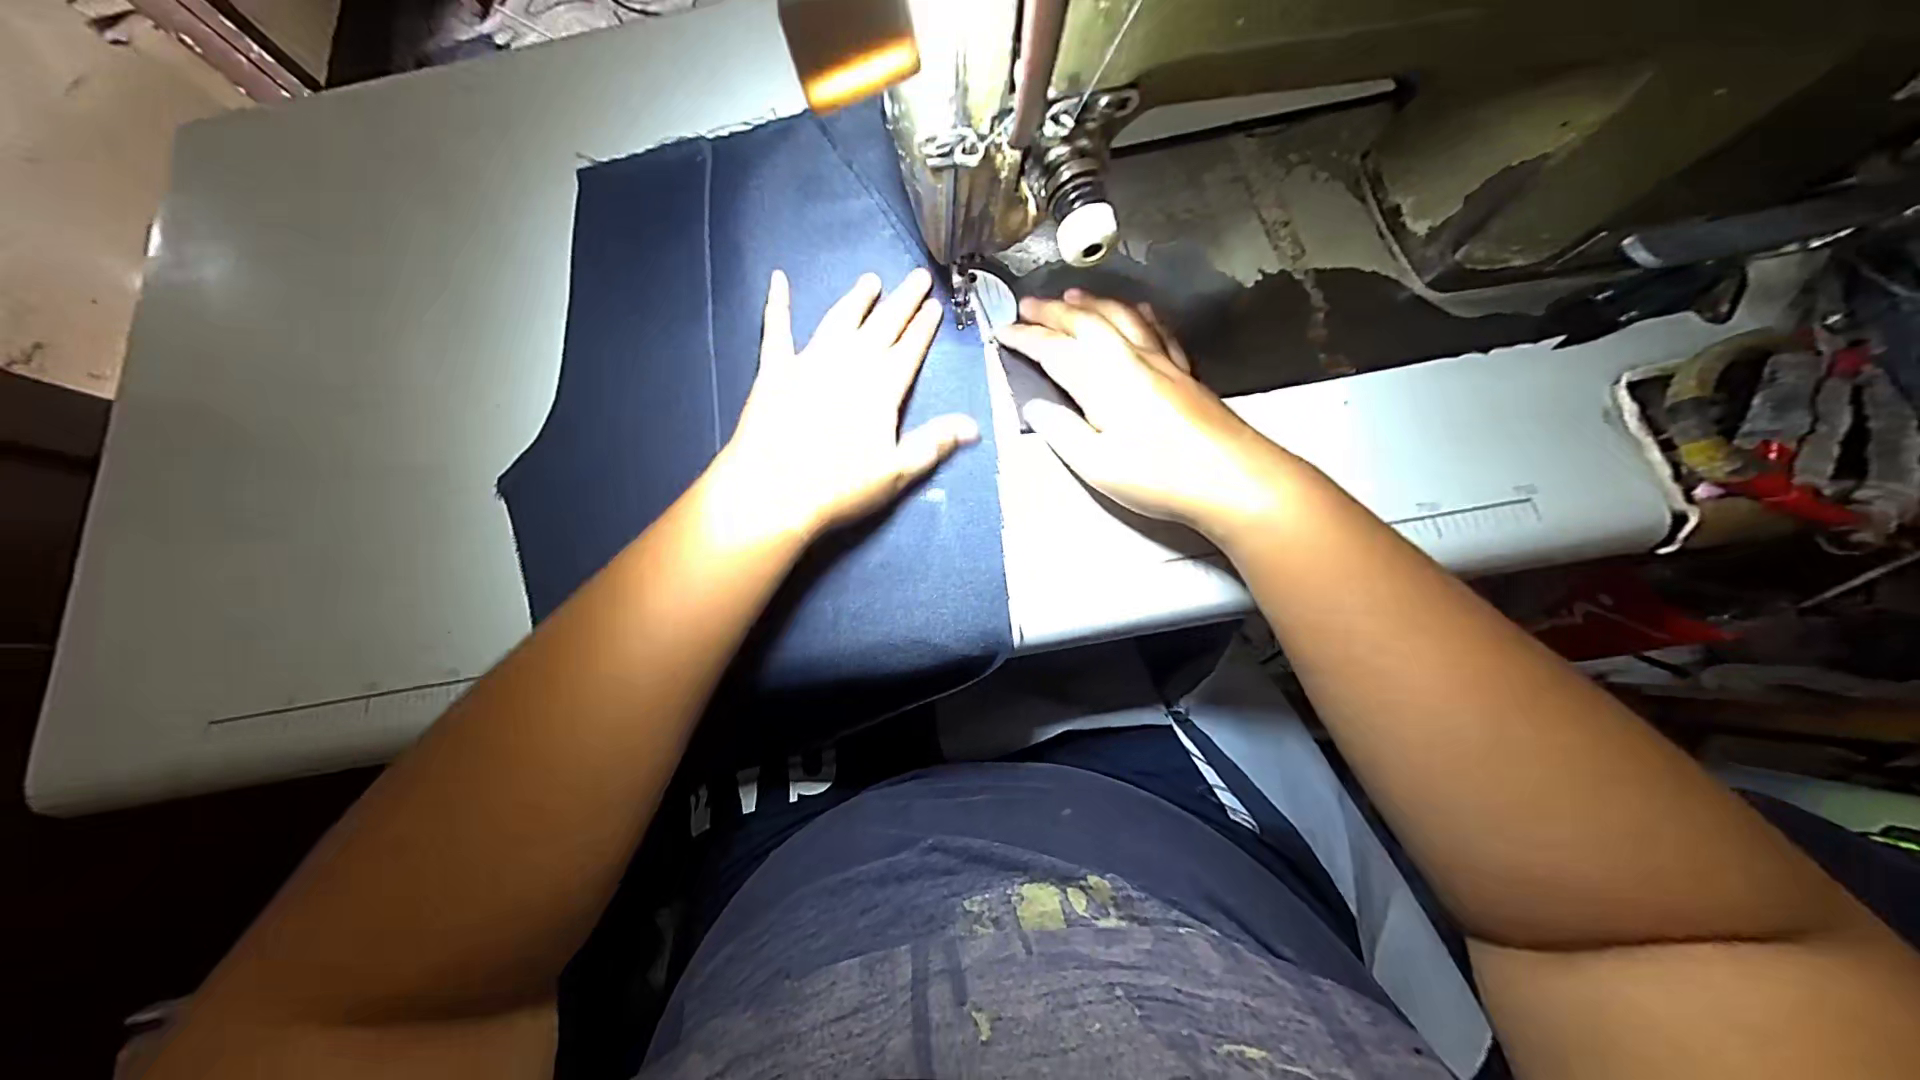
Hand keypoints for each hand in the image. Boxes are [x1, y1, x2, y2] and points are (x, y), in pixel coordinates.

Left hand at [704, 268, 979, 543]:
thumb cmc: (838, 488)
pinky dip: (778, 304)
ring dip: (856, 298)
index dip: (923, 327)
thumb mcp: (896, 473)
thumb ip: (933, 444)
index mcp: (881, 389)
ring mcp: (809, 362)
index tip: (934, 306)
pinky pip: (776, 329)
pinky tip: (778, 281)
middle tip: (917, 277)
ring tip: (870, 280)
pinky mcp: (774, 369)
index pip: (909, 349)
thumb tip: (973, 426)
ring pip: (839, 320)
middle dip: (902, 301)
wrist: (772, 492)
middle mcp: (848, 365)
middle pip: (881, 325)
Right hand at [995, 290, 1305, 544]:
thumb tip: (1036, 408)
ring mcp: (1162, 362)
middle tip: (1029, 307)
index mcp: (1103, 381)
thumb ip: (1062, 431)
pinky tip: (1137, 312)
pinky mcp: (1184, 372)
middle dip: (1052, 312)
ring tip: (1071, 297)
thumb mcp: (1097, 466)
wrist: (1234, 479)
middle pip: (1086, 322)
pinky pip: (1156, 330)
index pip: (1054, 349)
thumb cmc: (1163, 478)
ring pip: (1121, 317)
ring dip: (1092, 304)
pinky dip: (1137, 315)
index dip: (1025, 338)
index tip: (1004, 333)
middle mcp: (1132, 360)